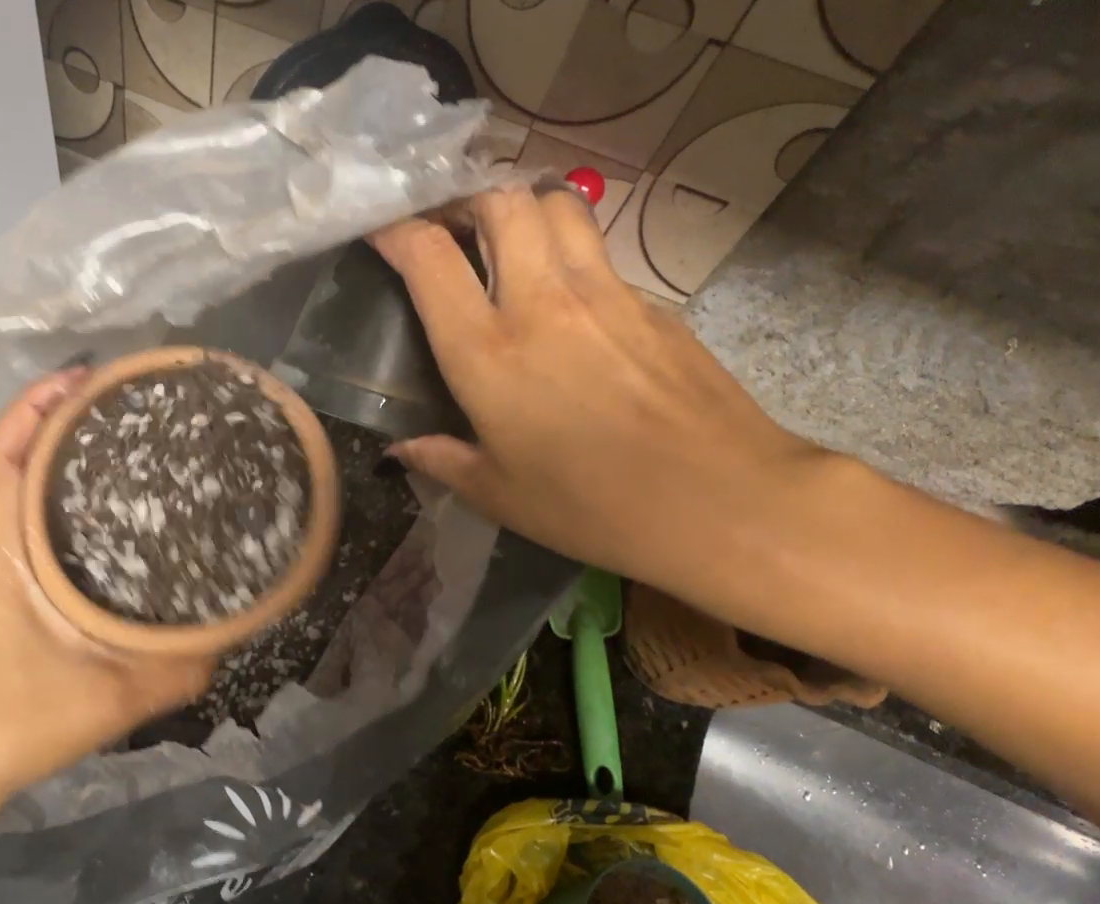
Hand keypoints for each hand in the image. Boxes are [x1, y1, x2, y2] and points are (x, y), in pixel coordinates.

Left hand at [0, 371, 216, 811]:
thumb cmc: (23, 724)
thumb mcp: (116, 698)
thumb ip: (181, 667)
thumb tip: (236, 631)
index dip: (33, 406)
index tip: (83, 377)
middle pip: (2, 459)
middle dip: (48, 416)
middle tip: (114, 399)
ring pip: (5, 488)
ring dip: (45, 453)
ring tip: (110, 437)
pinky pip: (13, 519)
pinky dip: (44, 493)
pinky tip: (94, 507)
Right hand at [370, 187, 829, 589]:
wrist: (719, 498)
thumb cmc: (591, 507)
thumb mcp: (499, 495)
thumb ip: (442, 461)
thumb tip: (400, 450)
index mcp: (487, 353)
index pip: (429, 257)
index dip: (396, 229)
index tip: (380, 228)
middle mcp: (541, 302)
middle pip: (499, 201)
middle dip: (464, 199)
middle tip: (449, 228)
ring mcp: (604, 292)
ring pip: (556, 204)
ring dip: (521, 207)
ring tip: (506, 238)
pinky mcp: (650, 300)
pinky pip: (597, 250)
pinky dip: (568, 249)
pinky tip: (566, 295)